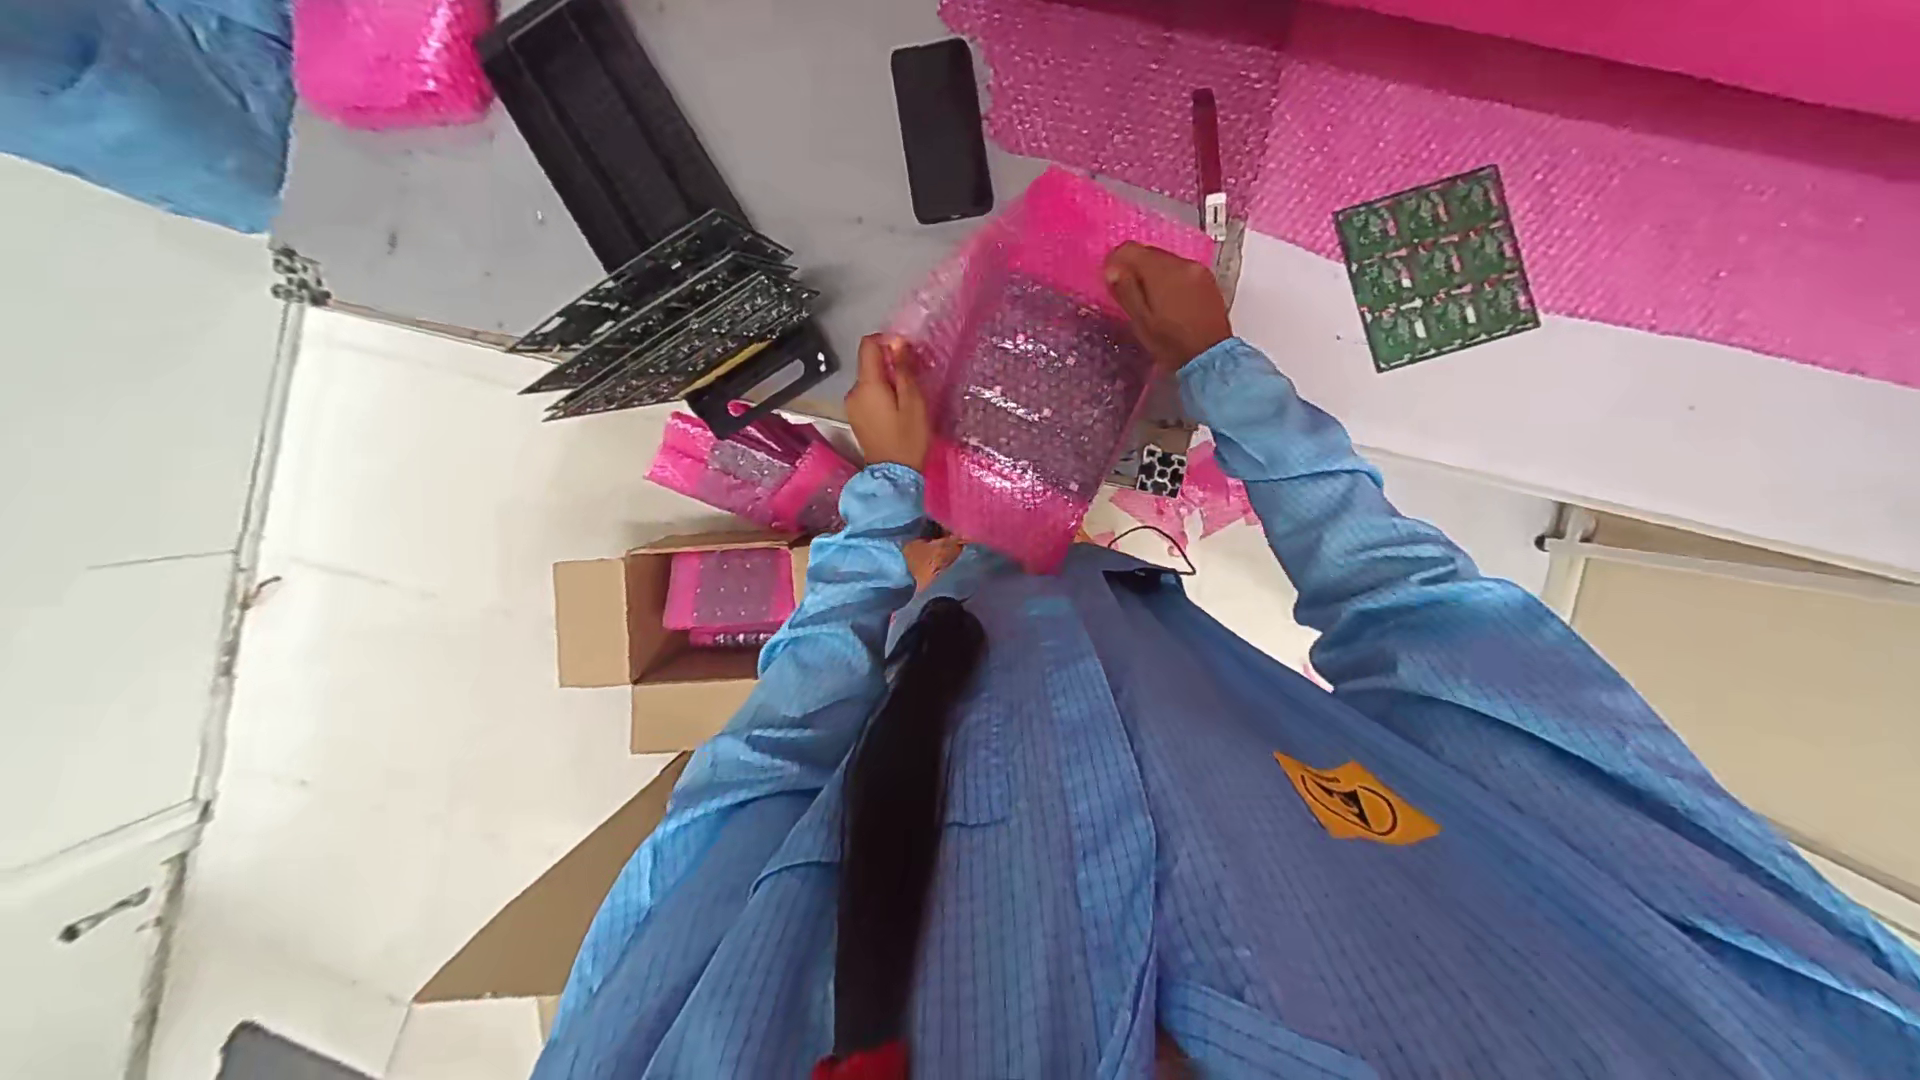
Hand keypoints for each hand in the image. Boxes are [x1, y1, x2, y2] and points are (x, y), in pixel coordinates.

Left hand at [845, 333, 930, 471]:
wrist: (893, 475)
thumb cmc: (908, 439)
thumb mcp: (913, 402)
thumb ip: (904, 370)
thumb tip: (898, 343)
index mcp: (867, 385)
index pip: (868, 345)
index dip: (886, 340)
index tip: (905, 350)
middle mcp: (854, 392)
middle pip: (869, 364)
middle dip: (890, 364)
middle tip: (915, 376)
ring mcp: (852, 406)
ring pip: (870, 381)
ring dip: (887, 381)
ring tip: (908, 396)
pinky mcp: (856, 418)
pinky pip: (868, 396)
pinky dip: (881, 394)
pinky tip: (897, 409)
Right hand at [1103, 241, 1231, 372]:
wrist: (1210, 356)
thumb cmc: (1171, 343)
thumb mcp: (1141, 322)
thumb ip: (1126, 291)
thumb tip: (1112, 269)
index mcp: (1162, 272)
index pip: (1130, 249)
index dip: (1115, 261)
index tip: (1110, 279)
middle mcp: (1182, 263)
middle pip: (1149, 252)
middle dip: (1133, 267)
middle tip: (1125, 291)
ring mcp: (1197, 269)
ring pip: (1165, 261)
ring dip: (1151, 273)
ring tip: (1146, 299)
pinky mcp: (1206, 279)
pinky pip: (1180, 269)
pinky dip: (1168, 278)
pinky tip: (1166, 300)